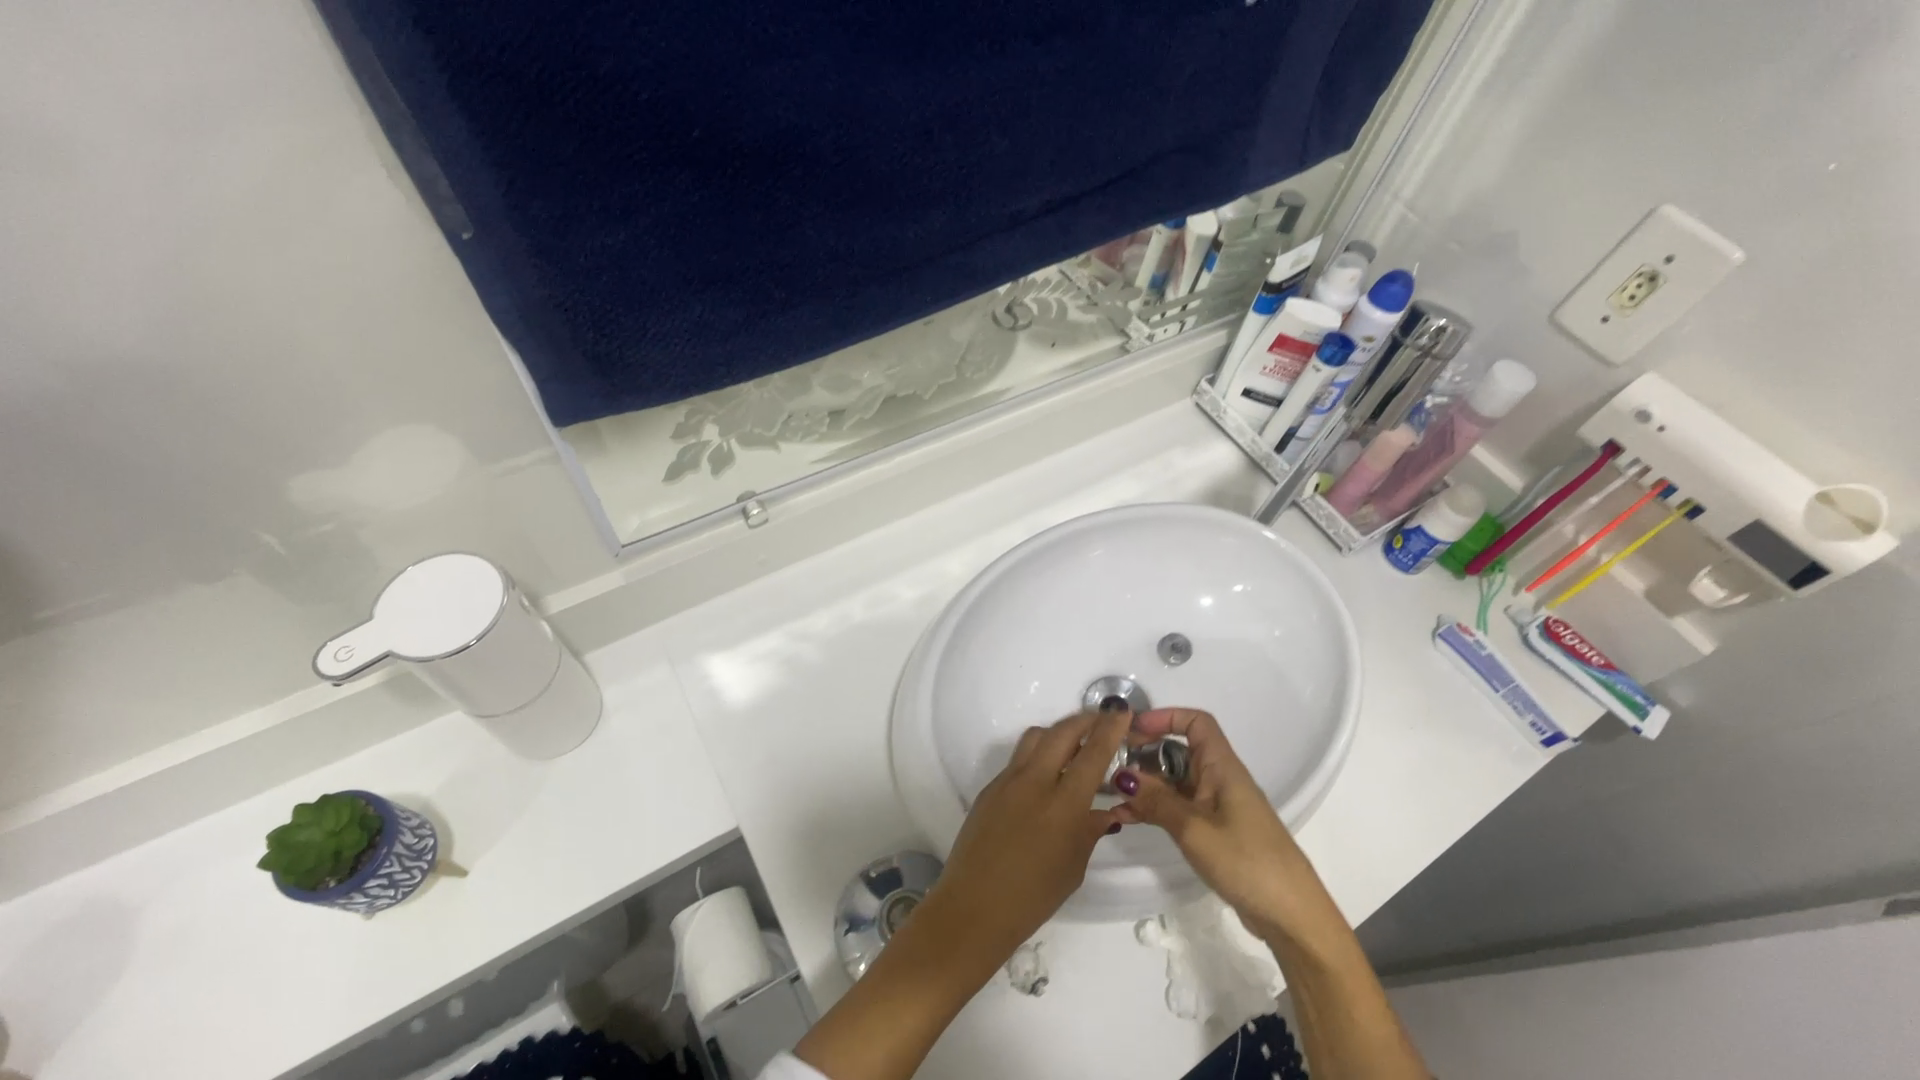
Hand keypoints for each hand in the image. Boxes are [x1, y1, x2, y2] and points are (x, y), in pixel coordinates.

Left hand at [923, 710, 1130, 956]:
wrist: (974, 907)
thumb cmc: (1033, 896)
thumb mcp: (1073, 865)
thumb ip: (1090, 830)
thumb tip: (1106, 811)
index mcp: (1064, 804)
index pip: (1093, 753)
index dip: (1110, 728)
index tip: (1122, 712)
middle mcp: (1035, 782)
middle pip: (1062, 732)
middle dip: (1085, 721)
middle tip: (1102, 721)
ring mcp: (1007, 782)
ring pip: (1036, 738)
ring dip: (1058, 733)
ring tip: (1074, 746)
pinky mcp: (989, 790)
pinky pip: (1018, 760)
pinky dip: (1038, 756)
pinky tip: (1046, 778)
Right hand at [1114, 707, 1327, 944]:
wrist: (1289, 913)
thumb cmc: (1245, 860)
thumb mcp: (1193, 828)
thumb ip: (1156, 800)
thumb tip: (1121, 775)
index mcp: (1223, 767)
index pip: (1196, 722)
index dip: (1164, 717)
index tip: (1131, 729)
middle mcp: (1220, 780)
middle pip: (1180, 752)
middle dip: (1144, 753)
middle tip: (1109, 765)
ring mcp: (1218, 807)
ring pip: (1175, 783)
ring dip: (1145, 785)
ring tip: (1110, 795)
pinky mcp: (1216, 832)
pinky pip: (1179, 808)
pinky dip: (1155, 809)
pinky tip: (1127, 819)